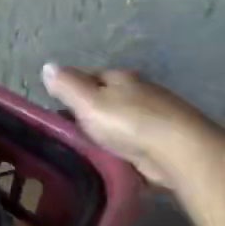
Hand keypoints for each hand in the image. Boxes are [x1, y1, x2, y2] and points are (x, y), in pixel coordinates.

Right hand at [42, 63, 224, 187]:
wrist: (177, 151)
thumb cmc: (128, 123)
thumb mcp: (88, 102)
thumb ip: (67, 85)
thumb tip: (47, 66)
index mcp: (119, 77)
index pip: (88, 77)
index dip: (70, 91)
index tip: (55, 110)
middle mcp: (139, 91)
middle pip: (106, 98)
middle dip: (89, 113)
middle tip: (67, 135)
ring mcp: (154, 115)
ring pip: (121, 120)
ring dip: (107, 132)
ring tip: (87, 150)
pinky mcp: (163, 140)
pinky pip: (134, 141)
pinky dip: (123, 147)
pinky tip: (114, 159)